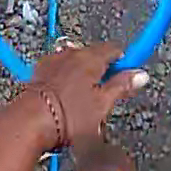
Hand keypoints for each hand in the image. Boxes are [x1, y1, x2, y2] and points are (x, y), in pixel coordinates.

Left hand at [19, 42, 147, 149]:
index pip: (115, 50)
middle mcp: (73, 52)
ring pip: (77, 61)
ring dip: (83, 73)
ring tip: (83, 100)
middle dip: (103, 70)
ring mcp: (55, 59)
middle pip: (95, 54)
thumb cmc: (66, 116)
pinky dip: (66, 77)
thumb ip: (121, 87)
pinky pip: (60, 68)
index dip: (124, 62)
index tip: (128, 73)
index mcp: (91, 58)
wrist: (30, 121)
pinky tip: (65, 97)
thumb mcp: (102, 105)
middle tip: (106, 94)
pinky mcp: (41, 70)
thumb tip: (141, 75)